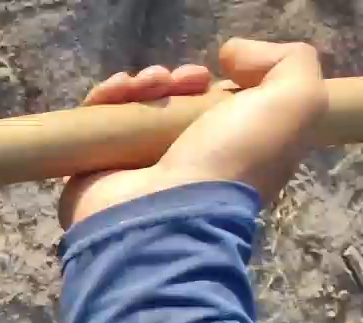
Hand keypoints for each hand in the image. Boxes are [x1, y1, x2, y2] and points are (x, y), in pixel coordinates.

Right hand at [61, 39, 328, 226]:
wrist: (161, 212)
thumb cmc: (231, 159)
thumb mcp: (294, 101)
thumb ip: (287, 61)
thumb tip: (231, 51)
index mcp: (223, 145)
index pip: (210, 102)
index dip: (210, 80)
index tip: (208, 76)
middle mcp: (176, 155)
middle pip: (169, 102)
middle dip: (172, 80)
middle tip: (170, 82)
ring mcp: (129, 166)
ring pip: (129, 111)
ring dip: (136, 86)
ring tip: (140, 86)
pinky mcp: (87, 171)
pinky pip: (89, 128)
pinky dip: (98, 103)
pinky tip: (107, 95)